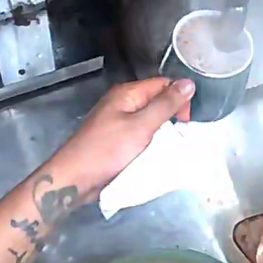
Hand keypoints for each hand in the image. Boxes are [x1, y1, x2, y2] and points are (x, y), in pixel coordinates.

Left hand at [46, 77, 194, 196]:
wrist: (74, 179)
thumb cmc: (107, 151)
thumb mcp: (141, 127)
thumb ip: (165, 105)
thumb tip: (189, 83)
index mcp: (127, 93)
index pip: (163, 84)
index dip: (178, 98)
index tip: (185, 122)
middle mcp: (122, 103)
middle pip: (156, 100)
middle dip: (171, 116)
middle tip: (178, 137)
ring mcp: (117, 121)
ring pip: (149, 119)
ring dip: (161, 131)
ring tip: (168, 146)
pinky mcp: (114, 138)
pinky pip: (139, 134)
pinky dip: (149, 141)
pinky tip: (154, 153)